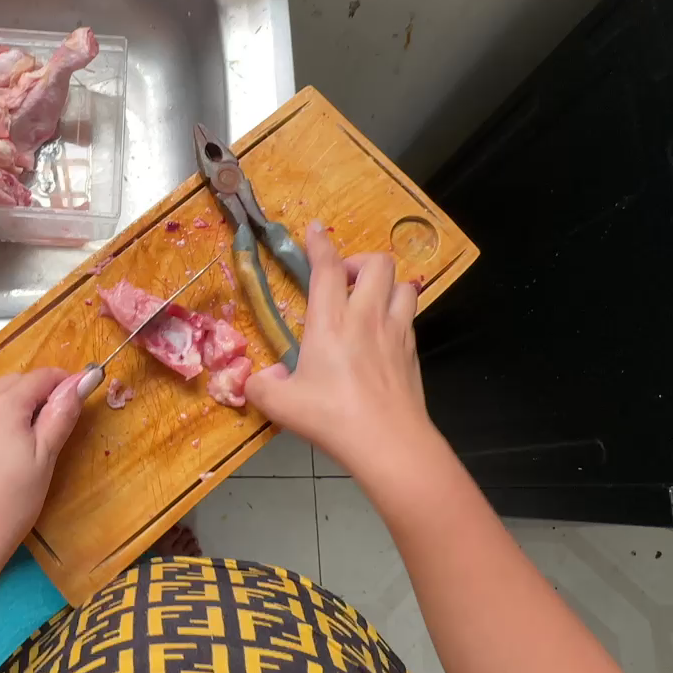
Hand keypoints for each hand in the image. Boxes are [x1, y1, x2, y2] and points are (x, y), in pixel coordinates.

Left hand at [0, 367, 84, 580]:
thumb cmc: (10, 503)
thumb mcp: (45, 457)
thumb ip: (62, 413)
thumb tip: (84, 379)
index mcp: (1, 403)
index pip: (41, 376)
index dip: (66, 383)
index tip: (83, 401)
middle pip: (19, 381)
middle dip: (42, 394)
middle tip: (58, 430)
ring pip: (0, 393)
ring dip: (21, 405)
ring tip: (34, 443)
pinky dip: (2, 417)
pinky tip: (9, 449)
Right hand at [245, 224, 439, 483]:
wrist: (389, 442)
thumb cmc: (331, 418)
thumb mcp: (279, 403)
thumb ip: (260, 384)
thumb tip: (264, 376)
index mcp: (330, 321)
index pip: (327, 267)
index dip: (320, 243)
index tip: (314, 230)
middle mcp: (366, 317)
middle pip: (377, 263)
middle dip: (358, 261)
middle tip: (341, 281)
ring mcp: (395, 332)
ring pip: (403, 284)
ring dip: (385, 284)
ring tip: (367, 300)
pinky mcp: (412, 352)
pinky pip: (410, 316)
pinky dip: (396, 312)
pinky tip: (381, 332)